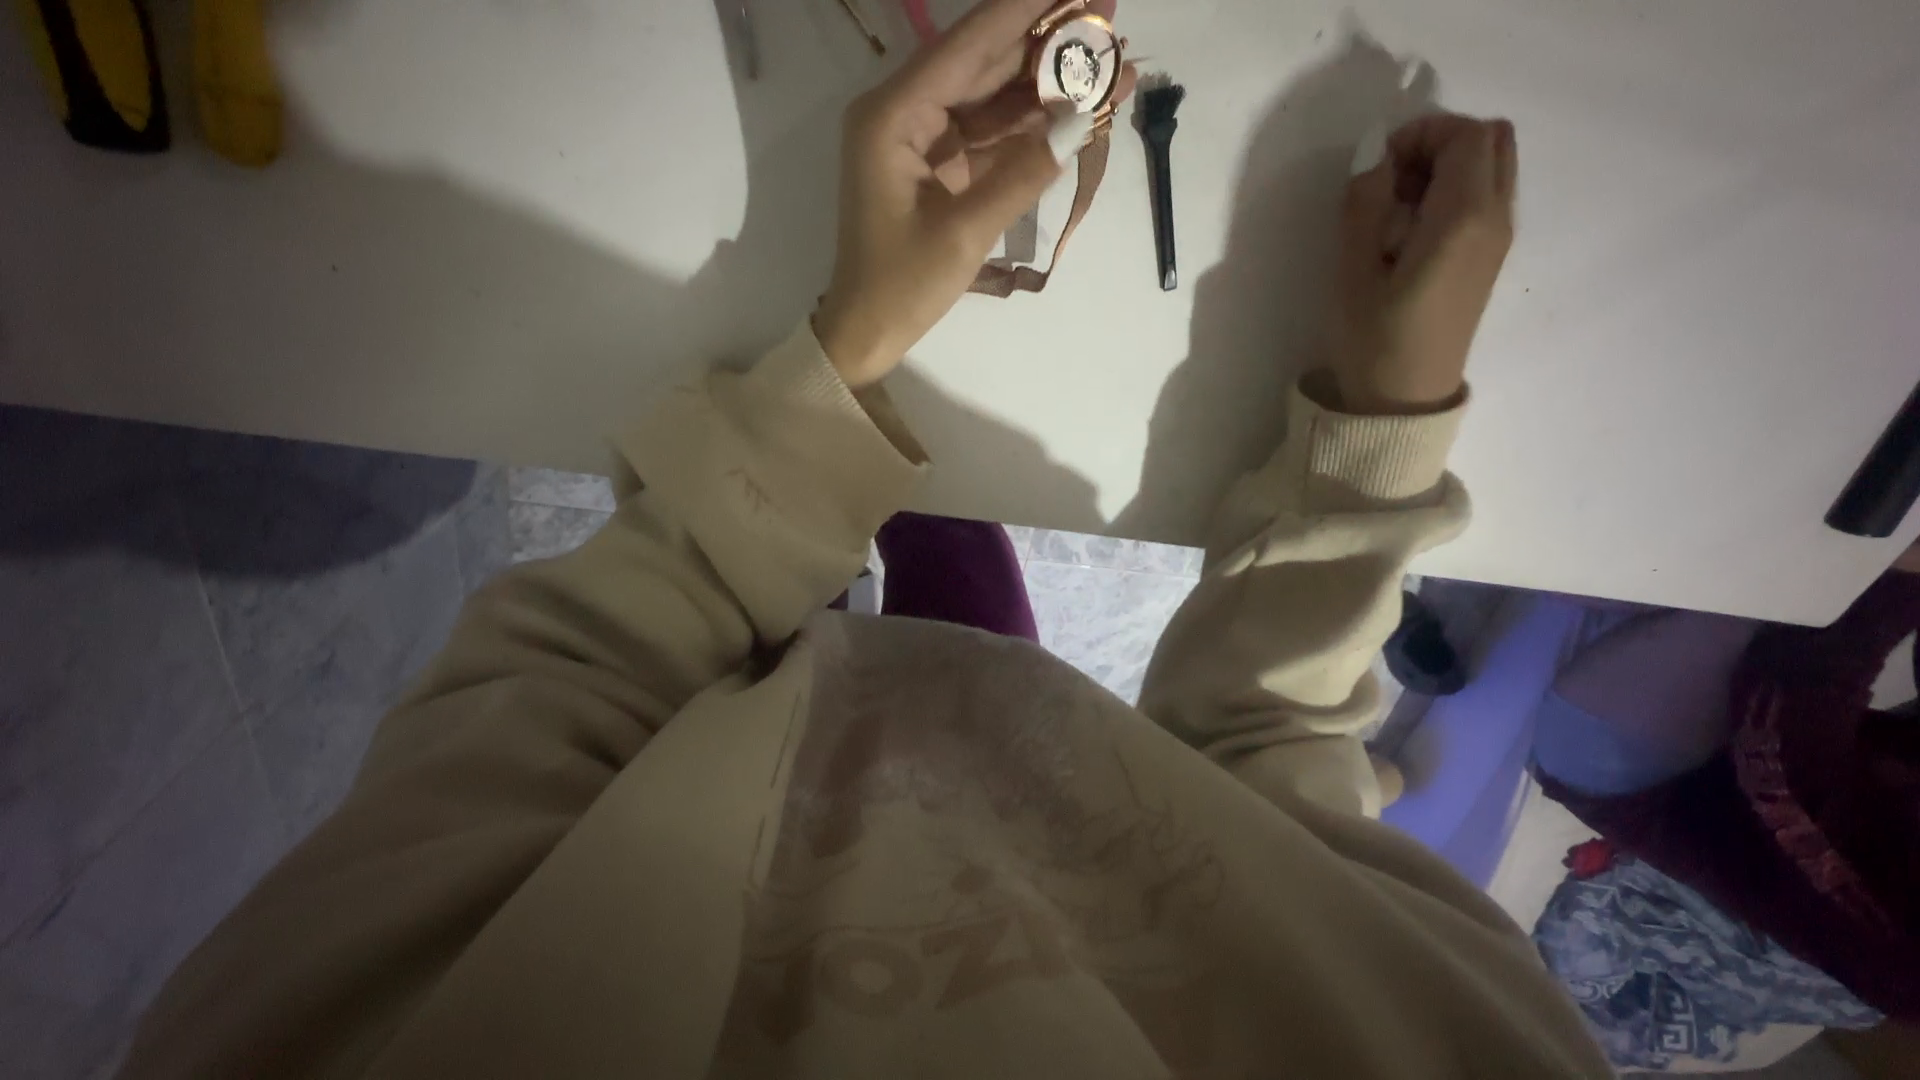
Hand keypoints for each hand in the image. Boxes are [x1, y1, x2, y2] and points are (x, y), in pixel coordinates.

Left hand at [814, 0, 1130, 387]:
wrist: (867, 331)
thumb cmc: (902, 286)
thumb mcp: (964, 233)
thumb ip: (1023, 173)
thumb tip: (1081, 120)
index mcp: (893, 117)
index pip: (968, 45)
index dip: (1026, 11)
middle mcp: (903, 114)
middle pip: (983, 62)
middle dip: (1045, 41)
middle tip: (1110, 15)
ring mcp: (920, 140)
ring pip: (991, 97)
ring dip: (1045, 84)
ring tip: (1108, 64)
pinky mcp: (936, 167)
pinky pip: (988, 134)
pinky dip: (1028, 127)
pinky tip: (1073, 111)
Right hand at [1331, 114, 1517, 415]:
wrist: (1404, 402)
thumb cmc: (1374, 341)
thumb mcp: (1353, 272)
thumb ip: (1365, 203)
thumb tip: (1374, 153)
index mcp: (1465, 218)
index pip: (1465, 135)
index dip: (1420, 133)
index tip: (1377, 167)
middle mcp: (1496, 218)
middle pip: (1491, 140)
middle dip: (1439, 144)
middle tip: (1390, 181)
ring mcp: (1498, 240)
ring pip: (1492, 167)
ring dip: (1447, 169)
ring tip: (1396, 210)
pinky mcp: (1487, 259)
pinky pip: (1485, 198)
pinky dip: (1453, 194)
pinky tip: (1410, 233)